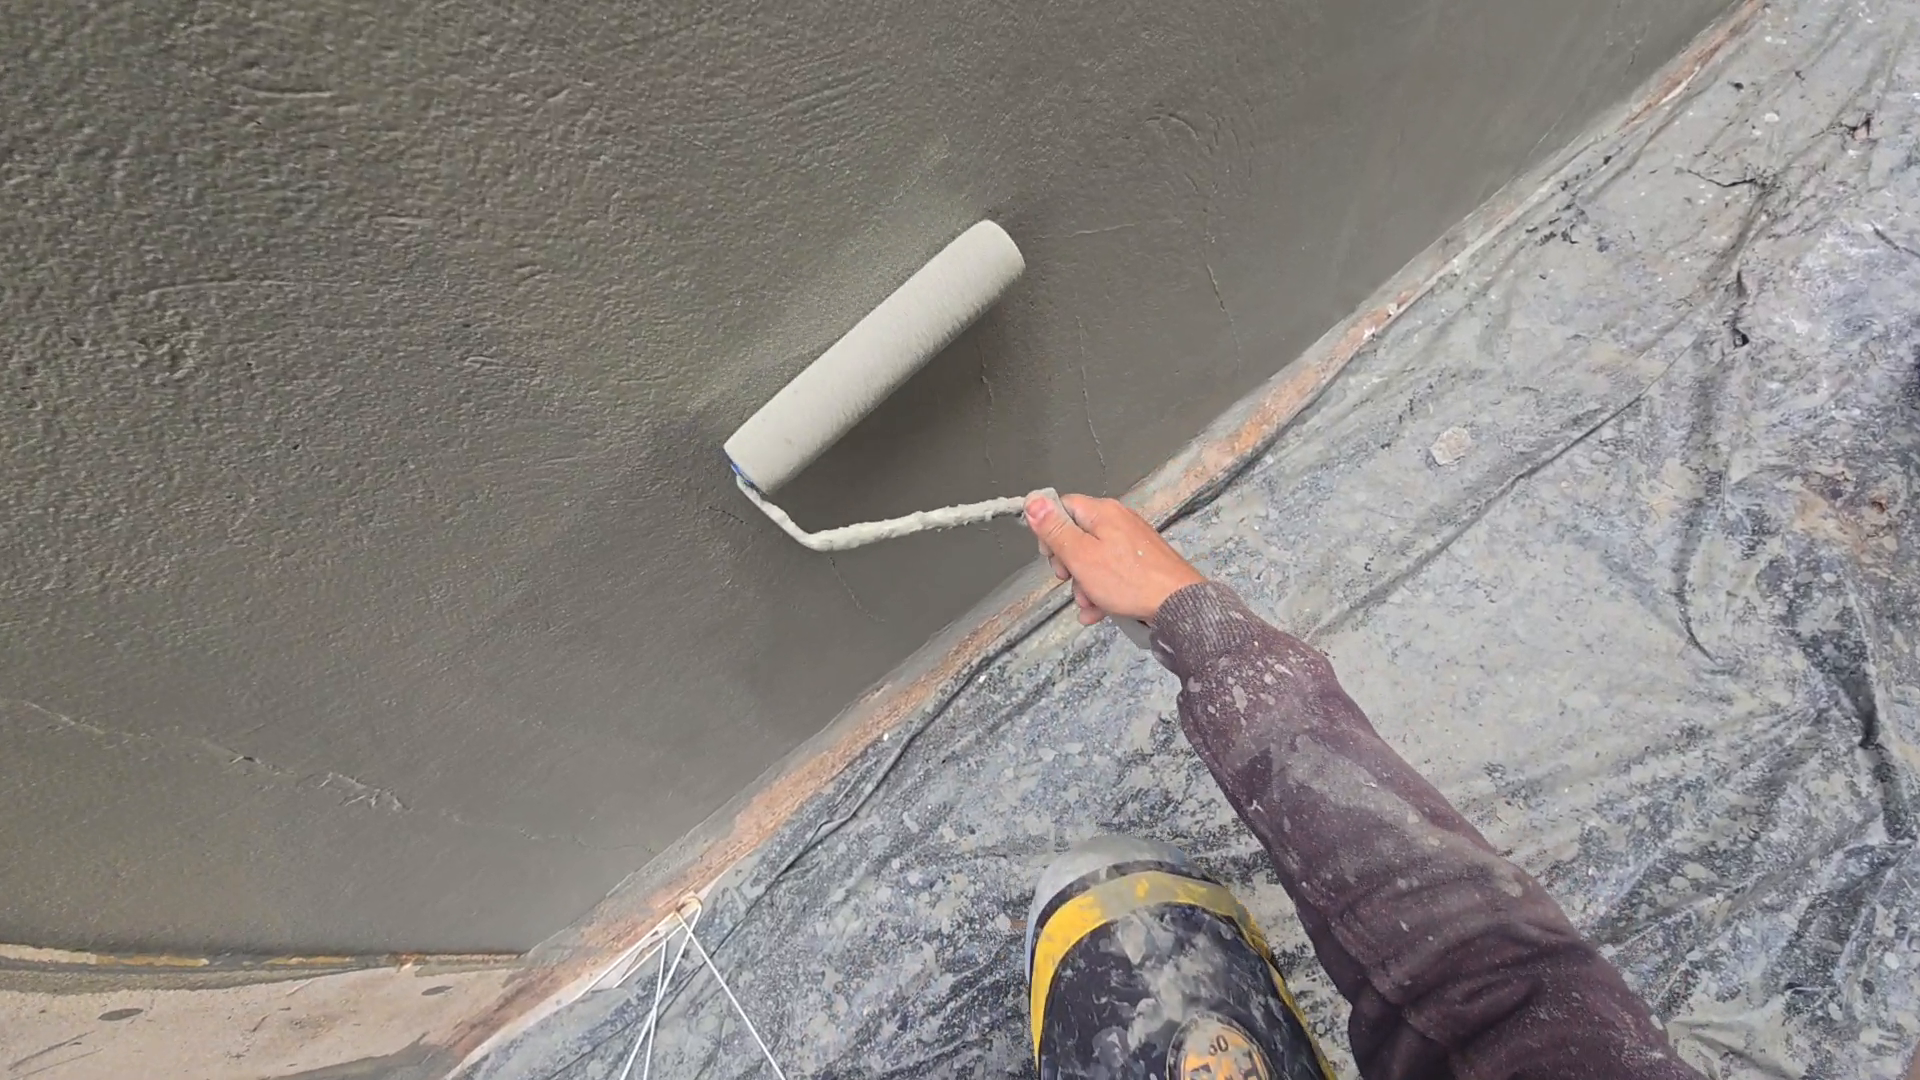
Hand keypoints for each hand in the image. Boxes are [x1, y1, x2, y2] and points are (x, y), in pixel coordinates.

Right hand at [1024, 492, 1205, 624]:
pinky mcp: (1141, 562)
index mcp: (1102, 512)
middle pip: (1076, 535)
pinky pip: (1111, 572)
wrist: (1178, 605)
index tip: (1050, 554)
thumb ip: (1054, 529)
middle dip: (1068, 564)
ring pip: (1093, 558)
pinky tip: (1099, 611)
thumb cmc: (1130, 581)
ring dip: (1084, 584)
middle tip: (1070, 580)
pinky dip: (1102, 591)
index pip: (1062, 507)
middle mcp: (1117, 521)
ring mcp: (1131, 542)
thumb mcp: (1080, 555)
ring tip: (1090, 603)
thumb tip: (1032, 501)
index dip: (1049, 531)